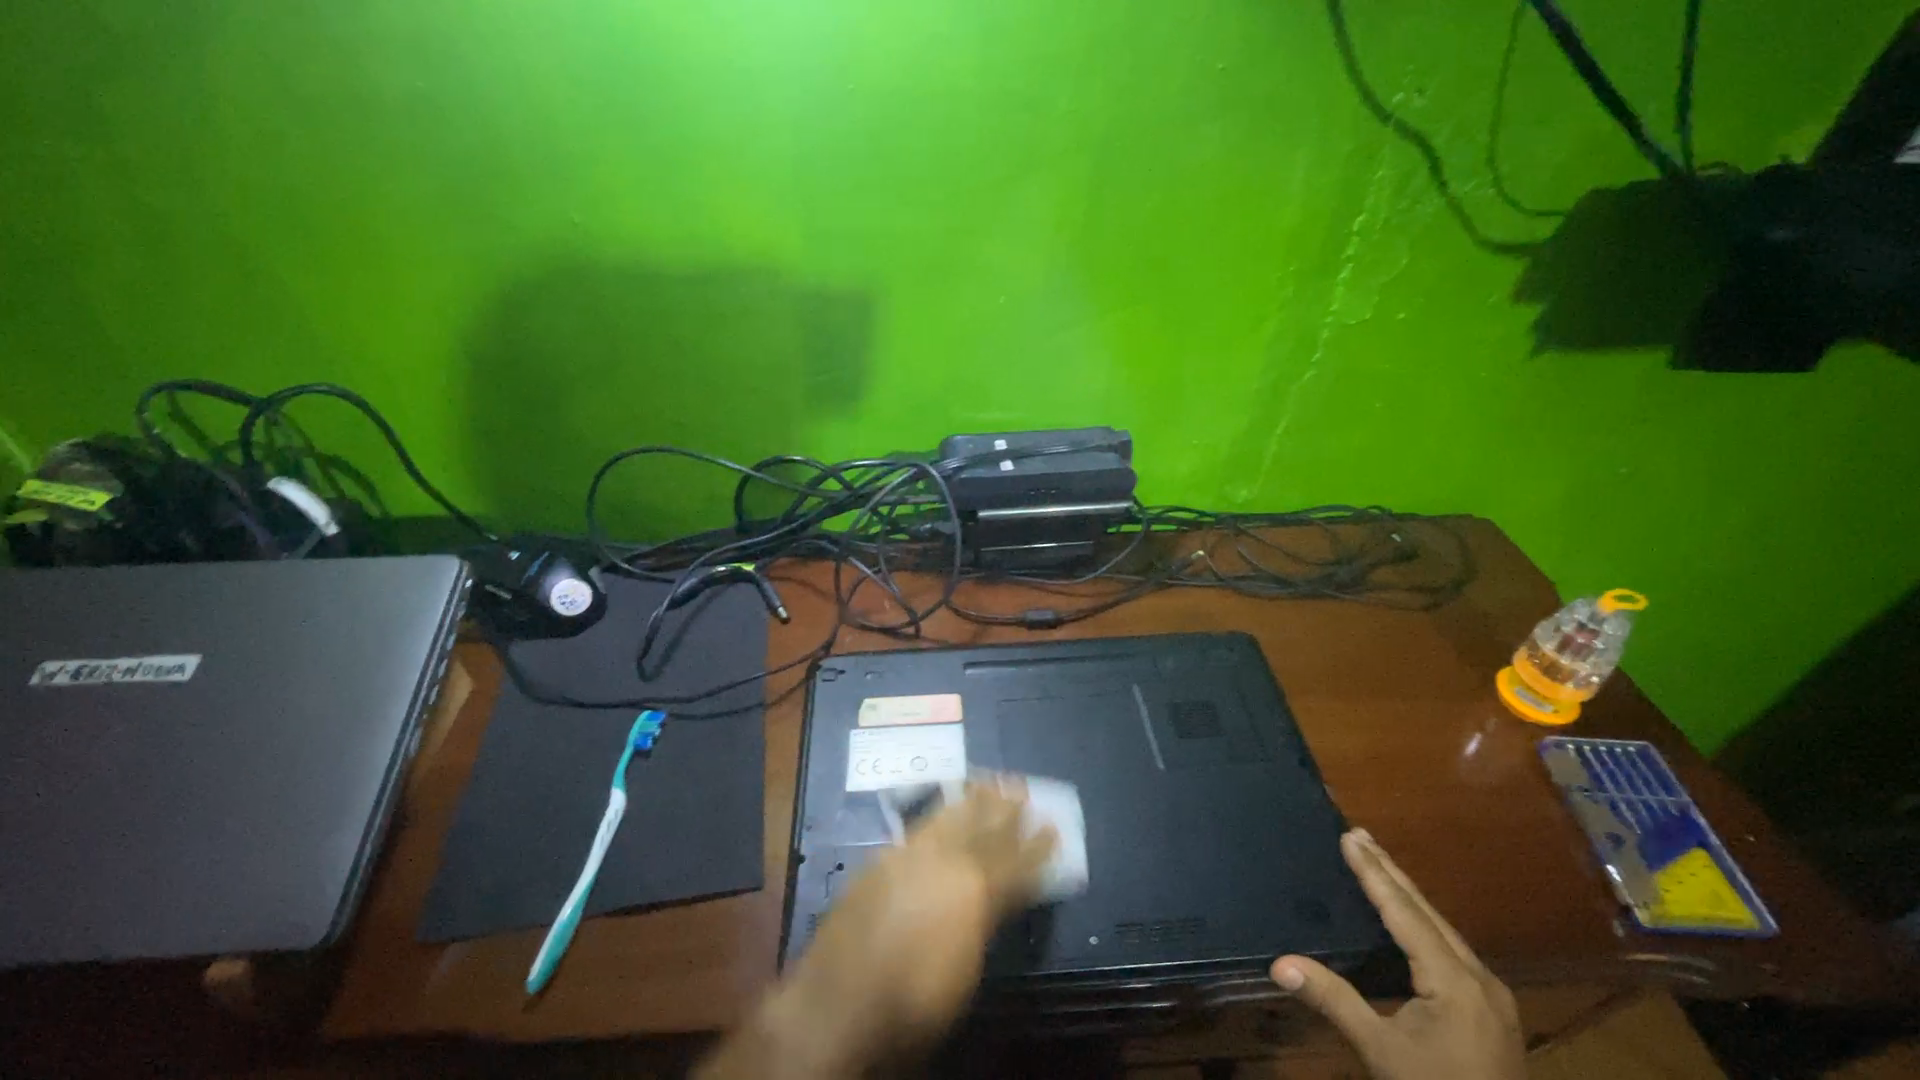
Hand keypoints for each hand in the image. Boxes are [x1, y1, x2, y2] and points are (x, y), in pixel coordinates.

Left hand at [699, 782, 1055, 1078]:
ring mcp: (908, 858)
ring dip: (971, 802)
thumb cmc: (914, 1001)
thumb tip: (996, 898)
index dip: (1036, 847)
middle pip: (983, 830)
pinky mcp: (879, 863)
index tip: (1053, 827)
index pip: (1015, 864)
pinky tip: (942, 810)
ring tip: (988, 783)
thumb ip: (984, 922)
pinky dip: (936, 815)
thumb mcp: (968, 969)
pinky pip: (918, 828)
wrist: (840, 999)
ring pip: (948, 819)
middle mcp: (945, 864)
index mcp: (975, 893)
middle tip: (1023, 789)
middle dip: (1005, 811)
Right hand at [1271, 829, 1525, 1079]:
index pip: (1405, 913)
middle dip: (1391, 873)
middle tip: (1360, 835)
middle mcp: (1479, 978)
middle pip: (1428, 913)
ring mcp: (1492, 995)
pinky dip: (1424, 924)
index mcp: (1454, 980)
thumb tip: (1279, 963)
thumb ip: (1335, 1001)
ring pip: (1444, 931)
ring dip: (1409, 896)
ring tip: (1379, 866)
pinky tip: (1411, 923)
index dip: (1374, 874)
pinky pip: (1452, 951)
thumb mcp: (1381, 1050)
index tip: (1350, 837)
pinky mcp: (1493, 1010)